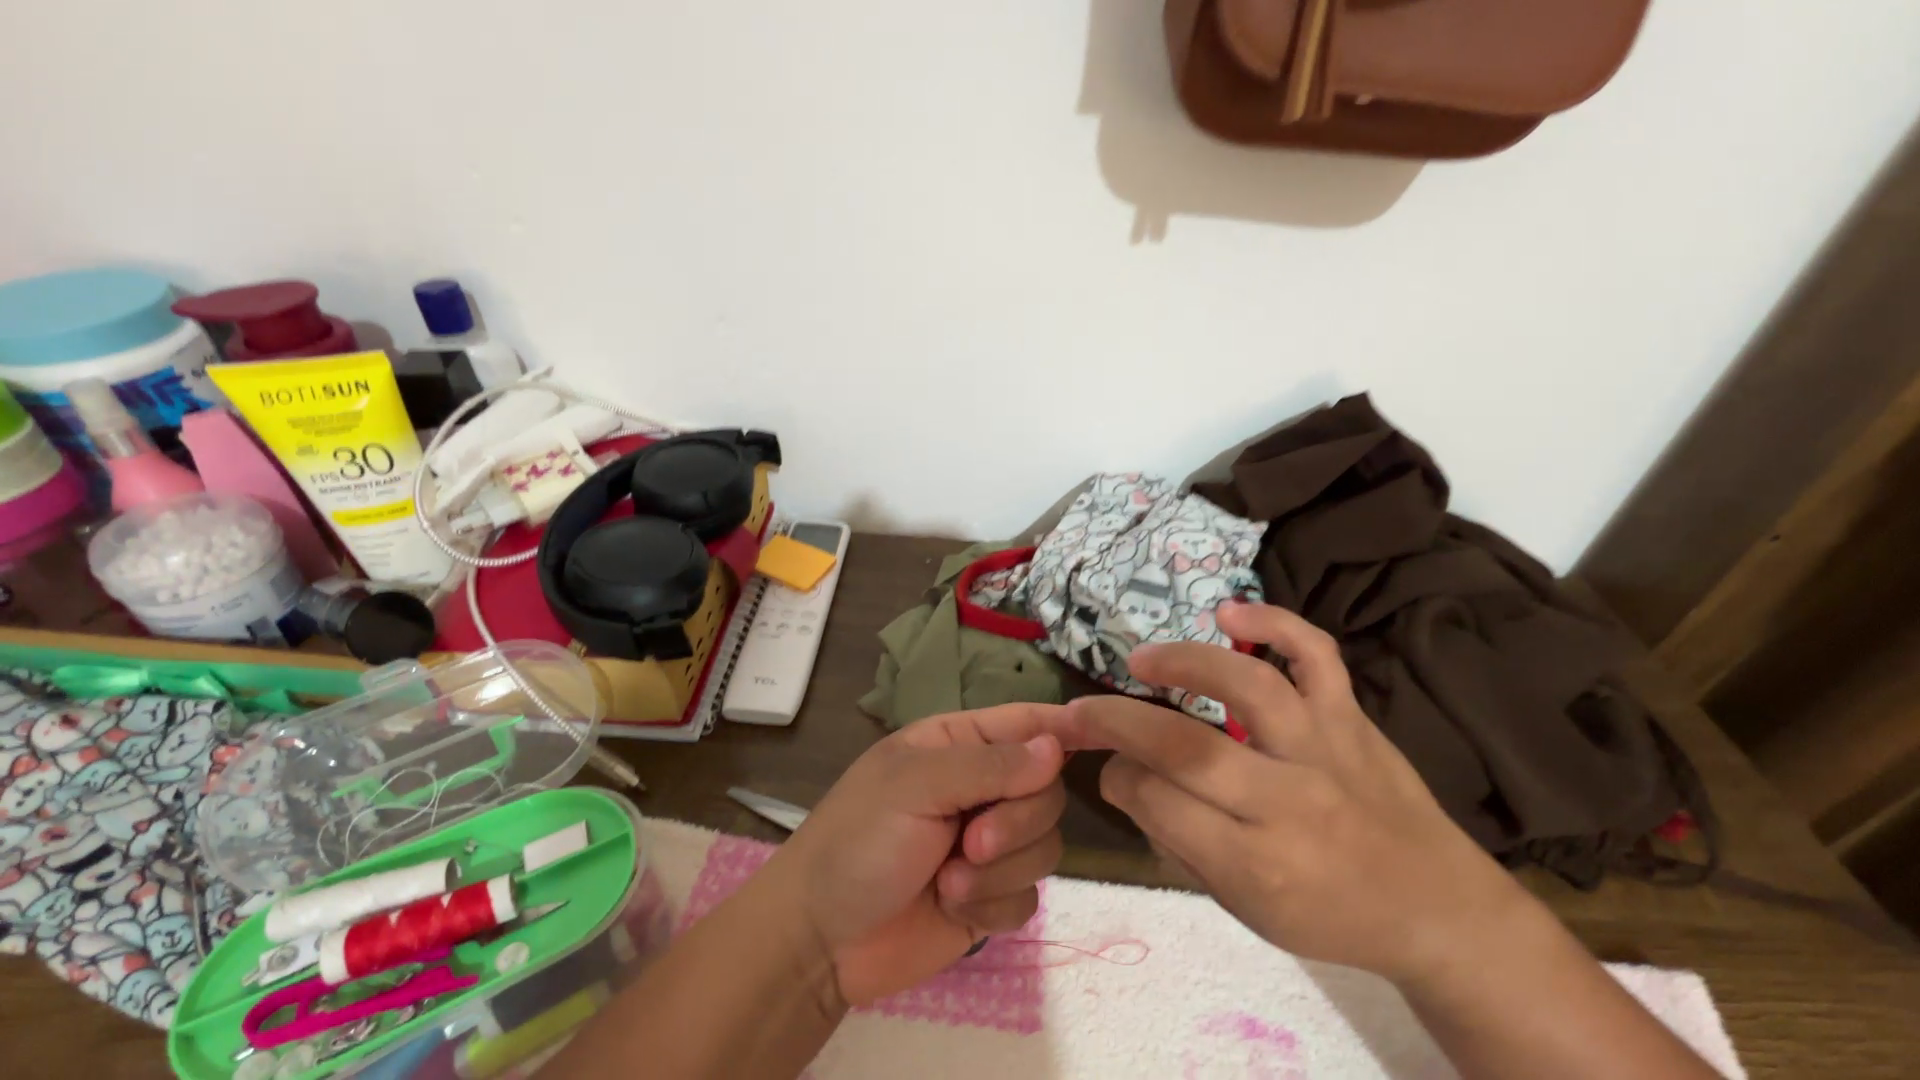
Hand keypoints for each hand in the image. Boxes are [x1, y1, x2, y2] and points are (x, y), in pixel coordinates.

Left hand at [766, 703, 1070, 1005]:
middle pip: (1047, 792)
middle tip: (969, 842)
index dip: (1062, 729)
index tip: (1099, 739)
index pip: (1025, 724)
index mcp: (956, 746)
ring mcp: (986, 847)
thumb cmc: (856, 843)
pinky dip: (995, 906)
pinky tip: (955, 910)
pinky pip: (1029, 897)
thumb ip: (989, 766)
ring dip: (1000, 871)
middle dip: (1017, 822)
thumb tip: (1057, 745)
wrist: (820, 941)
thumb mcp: (915, 787)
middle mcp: (978, 790)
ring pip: (1046, 846)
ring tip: (948, 883)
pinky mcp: (989, 900)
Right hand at [1067, 602, 1531, 986]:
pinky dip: (1276, 624)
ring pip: (1249, 686)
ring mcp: (1325, 750)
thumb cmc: (1329, 917)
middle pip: (1186, 746)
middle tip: (1082, 710)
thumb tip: (1128, 778)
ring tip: (1142, 660)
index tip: (1109, 769)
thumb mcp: (1245, 909)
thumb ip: (1180, 842)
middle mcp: (1287, 802)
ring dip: (1184, 663)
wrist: (1437, 908)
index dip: (1118, 779)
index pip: (1158, 802)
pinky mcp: (1353, 718)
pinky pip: (1317, 657)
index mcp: (1254, 864)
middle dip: (1117, 722)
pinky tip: (1230, 612)